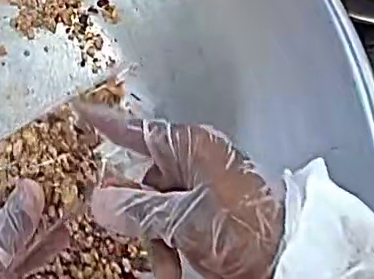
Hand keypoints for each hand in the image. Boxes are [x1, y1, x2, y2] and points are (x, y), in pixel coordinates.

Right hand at [74, 103, 282, 278]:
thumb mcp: (185, 220)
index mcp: (190, 146)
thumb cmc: (244, 228)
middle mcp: (194, 162)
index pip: (138, 132)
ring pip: (159, 213)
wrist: (291, 260)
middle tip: (145, 245)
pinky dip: (174, 253)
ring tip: (173, 270)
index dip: (108, 123)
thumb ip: (140, 208)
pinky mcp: (211, 217)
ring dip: (159, 245)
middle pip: (145, 184)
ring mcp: (203, 190)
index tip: (82, 111)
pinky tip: (181, 270)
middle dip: (141, 220)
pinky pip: (176, 229)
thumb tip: (102, 197)